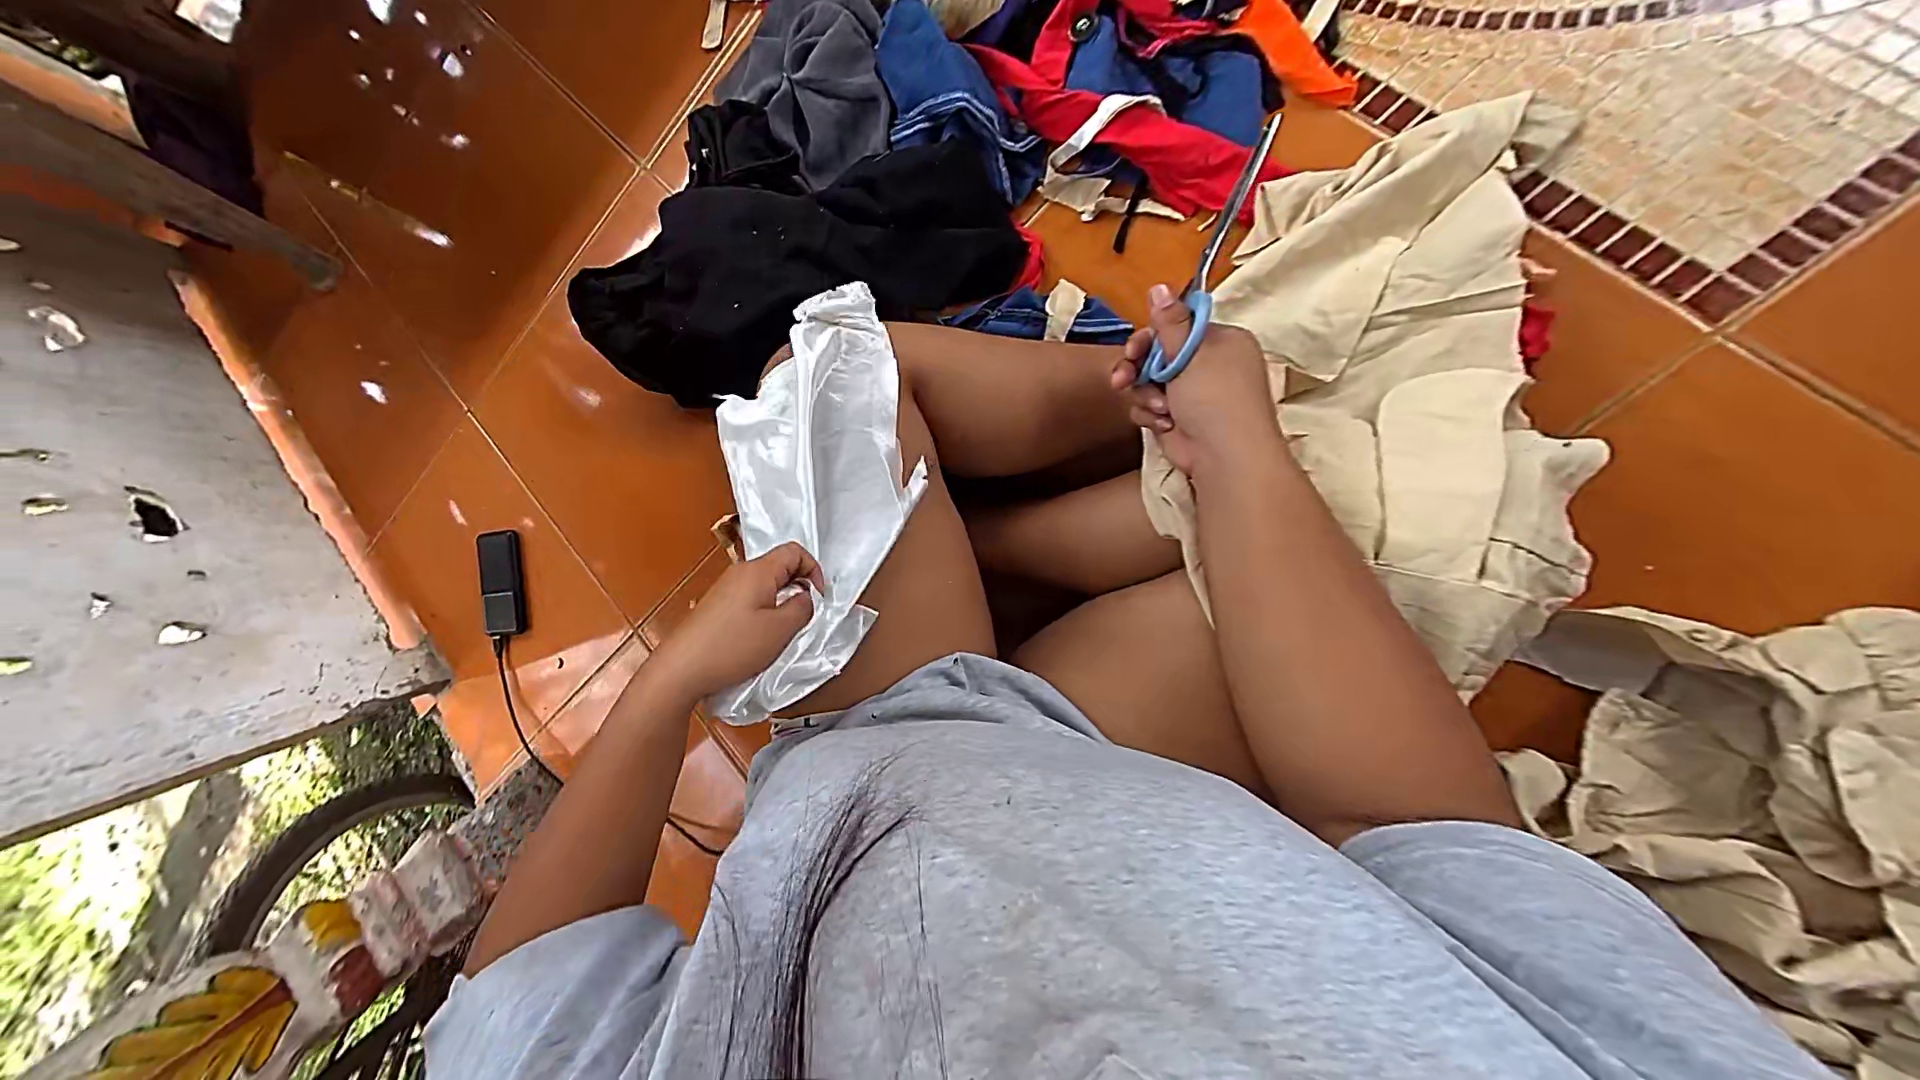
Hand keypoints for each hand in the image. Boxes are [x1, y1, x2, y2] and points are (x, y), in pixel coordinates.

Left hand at [649, 542, 823, 699]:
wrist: (681, 670)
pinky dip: (765, 609)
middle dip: (800, 584)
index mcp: (758, 571)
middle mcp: (740, 573)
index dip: (814, 569)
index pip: (795, 551)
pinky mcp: (717, 606)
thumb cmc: (732, 647)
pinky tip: (762, 634)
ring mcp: (726, 589)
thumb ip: (803, 607)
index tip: (820, 596)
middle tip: (806, 612)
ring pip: (766, 583)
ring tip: (785, 627)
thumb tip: (805, 598)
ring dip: (783, 599)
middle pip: (780, 565)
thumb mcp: (781, 629)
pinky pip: (751, 597)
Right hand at [1110, 283, 1283, 477]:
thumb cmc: (1214, 397)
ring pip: (1149, 383)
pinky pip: (1151, 407)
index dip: (1152, 337)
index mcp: (1220, 342)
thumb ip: (1170, 323)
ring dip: (1147, 395)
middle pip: (1158, 355)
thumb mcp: (1191, 354)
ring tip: (1159, 409)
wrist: (1224, 456)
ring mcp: (1192, 394)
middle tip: (1122, 378)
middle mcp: (1207, 365)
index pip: (1178, 328)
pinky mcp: (1178, 418)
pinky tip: (1163, 423)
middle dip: (1138, 368)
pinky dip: (1152, 414)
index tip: (1134, 349)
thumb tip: (1158, 286)